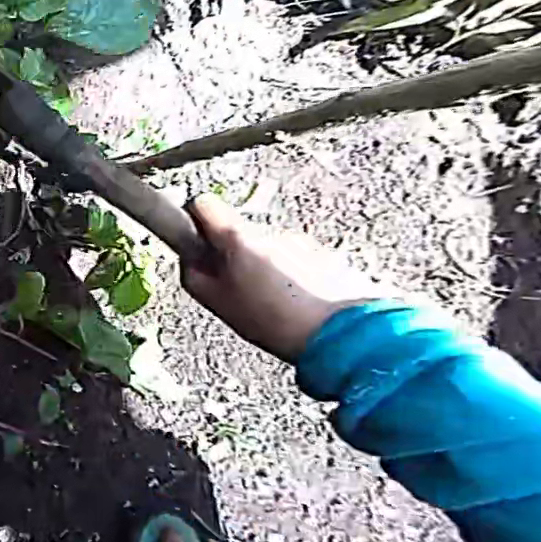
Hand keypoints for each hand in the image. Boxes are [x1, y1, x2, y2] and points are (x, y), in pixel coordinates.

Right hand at [181, 194, 389, 361]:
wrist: (350, 335)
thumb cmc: (275, 320)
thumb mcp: (216, 301)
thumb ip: (194, 272)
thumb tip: (190, 257)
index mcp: (238, 238)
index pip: (203, 205)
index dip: (192, 220)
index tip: (192, 241)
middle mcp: (271, 232)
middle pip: (238, 233)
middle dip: (231, 254)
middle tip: (234, 288)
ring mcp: (304, 243)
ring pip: (269, 249)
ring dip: (264, 268)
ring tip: (271, 302)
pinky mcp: (330, 257)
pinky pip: (297, 261)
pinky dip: (291, 277)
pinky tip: (296, 304)